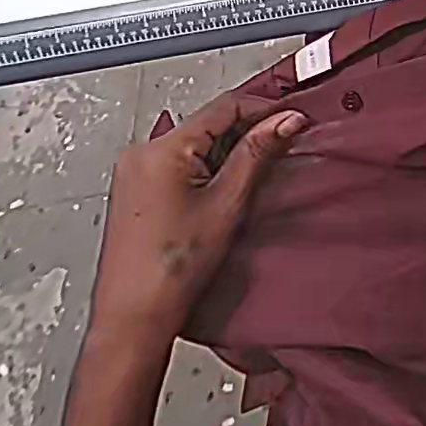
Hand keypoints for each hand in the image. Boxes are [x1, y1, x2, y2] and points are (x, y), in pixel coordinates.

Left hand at [88, 94, 308, 348]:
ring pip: (196, 141)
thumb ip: (257, 152)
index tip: (291, 120)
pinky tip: (228, 184)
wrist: (134, 319)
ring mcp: (136, 170)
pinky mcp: (137, 188)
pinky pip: (181, 160)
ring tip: (257, 168)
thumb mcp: (228, 202)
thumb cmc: (174, 268)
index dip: (263, 109)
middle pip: (208, 121)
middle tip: (281, 144)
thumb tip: (286, 120)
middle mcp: (143, 152)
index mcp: (162, 149)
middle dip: (247, 129)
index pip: (224, 106)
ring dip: (229, 148)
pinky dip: (209, 164)